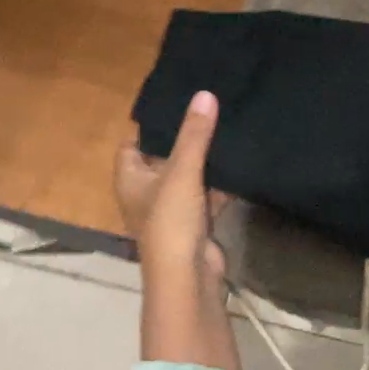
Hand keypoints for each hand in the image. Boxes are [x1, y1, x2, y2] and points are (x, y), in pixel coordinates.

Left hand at [115, 90, 229, 279]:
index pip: (135, 140)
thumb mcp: (182, 171)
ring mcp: (172, 210)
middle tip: (209, 111)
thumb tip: (206, 95)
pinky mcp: (196, 224)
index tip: (178, 102)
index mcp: (129, 176)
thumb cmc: (170, 221)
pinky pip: (208, 196)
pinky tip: (239, 166)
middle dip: (185, 140)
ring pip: (190, 177)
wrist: (188, 275)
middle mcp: (146, 191)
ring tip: (228, 131)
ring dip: (206, 163)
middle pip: (165, 157)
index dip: (154, 123)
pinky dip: (220, 185)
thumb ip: (195, 135)